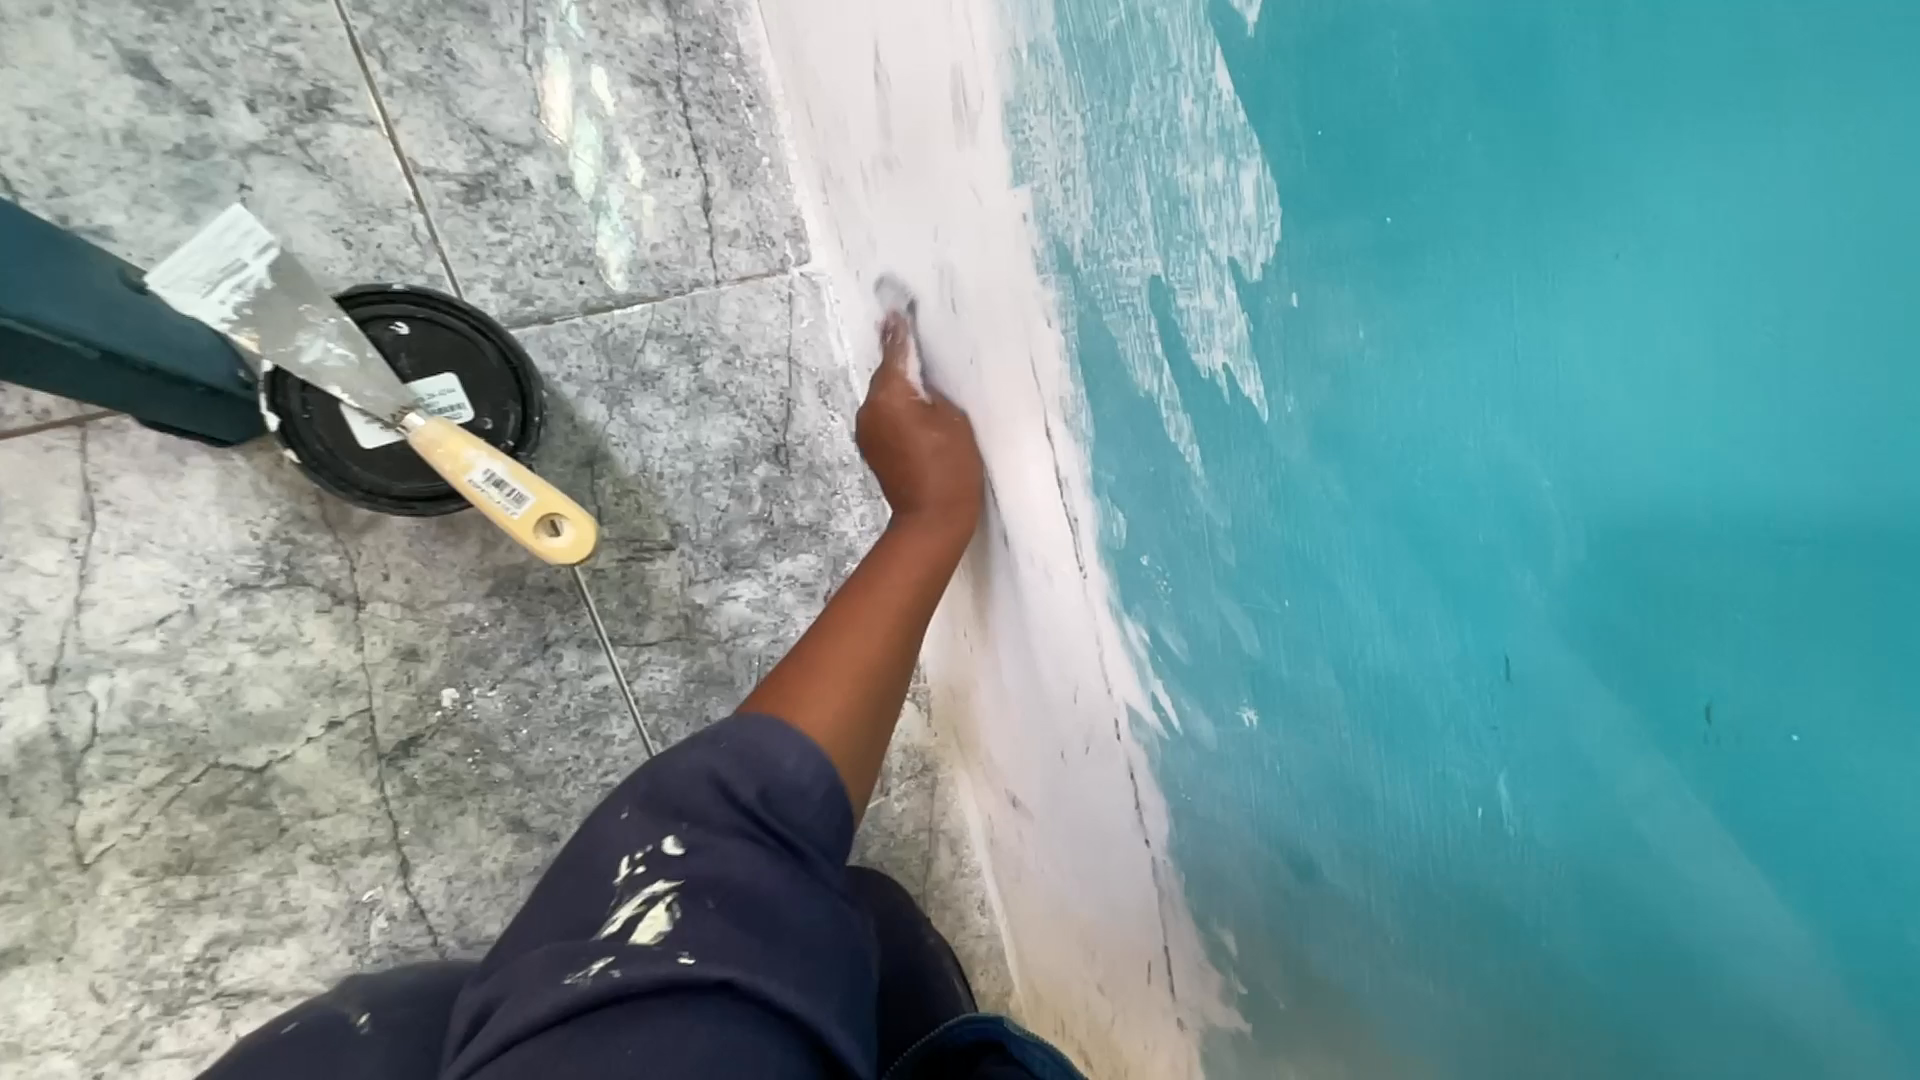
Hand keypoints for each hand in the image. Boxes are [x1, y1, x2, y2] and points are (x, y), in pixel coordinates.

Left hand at [856, 313, 984, 540]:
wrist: (932, 519)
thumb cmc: (951, 468)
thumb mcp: (954, 419)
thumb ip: (934, 391)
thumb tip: (920, 384)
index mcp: (890, 396)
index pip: (895, 352)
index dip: (898, 331)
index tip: (896, 310)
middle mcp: (869, 409)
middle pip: (887, 376)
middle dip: (904, 366)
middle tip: (925, 354)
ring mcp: (866, 431)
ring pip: (885, 398)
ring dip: (902, 392)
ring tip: (927, 393)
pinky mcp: (871, 448)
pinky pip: (884, 418)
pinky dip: (898, 412)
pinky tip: (918, 418)